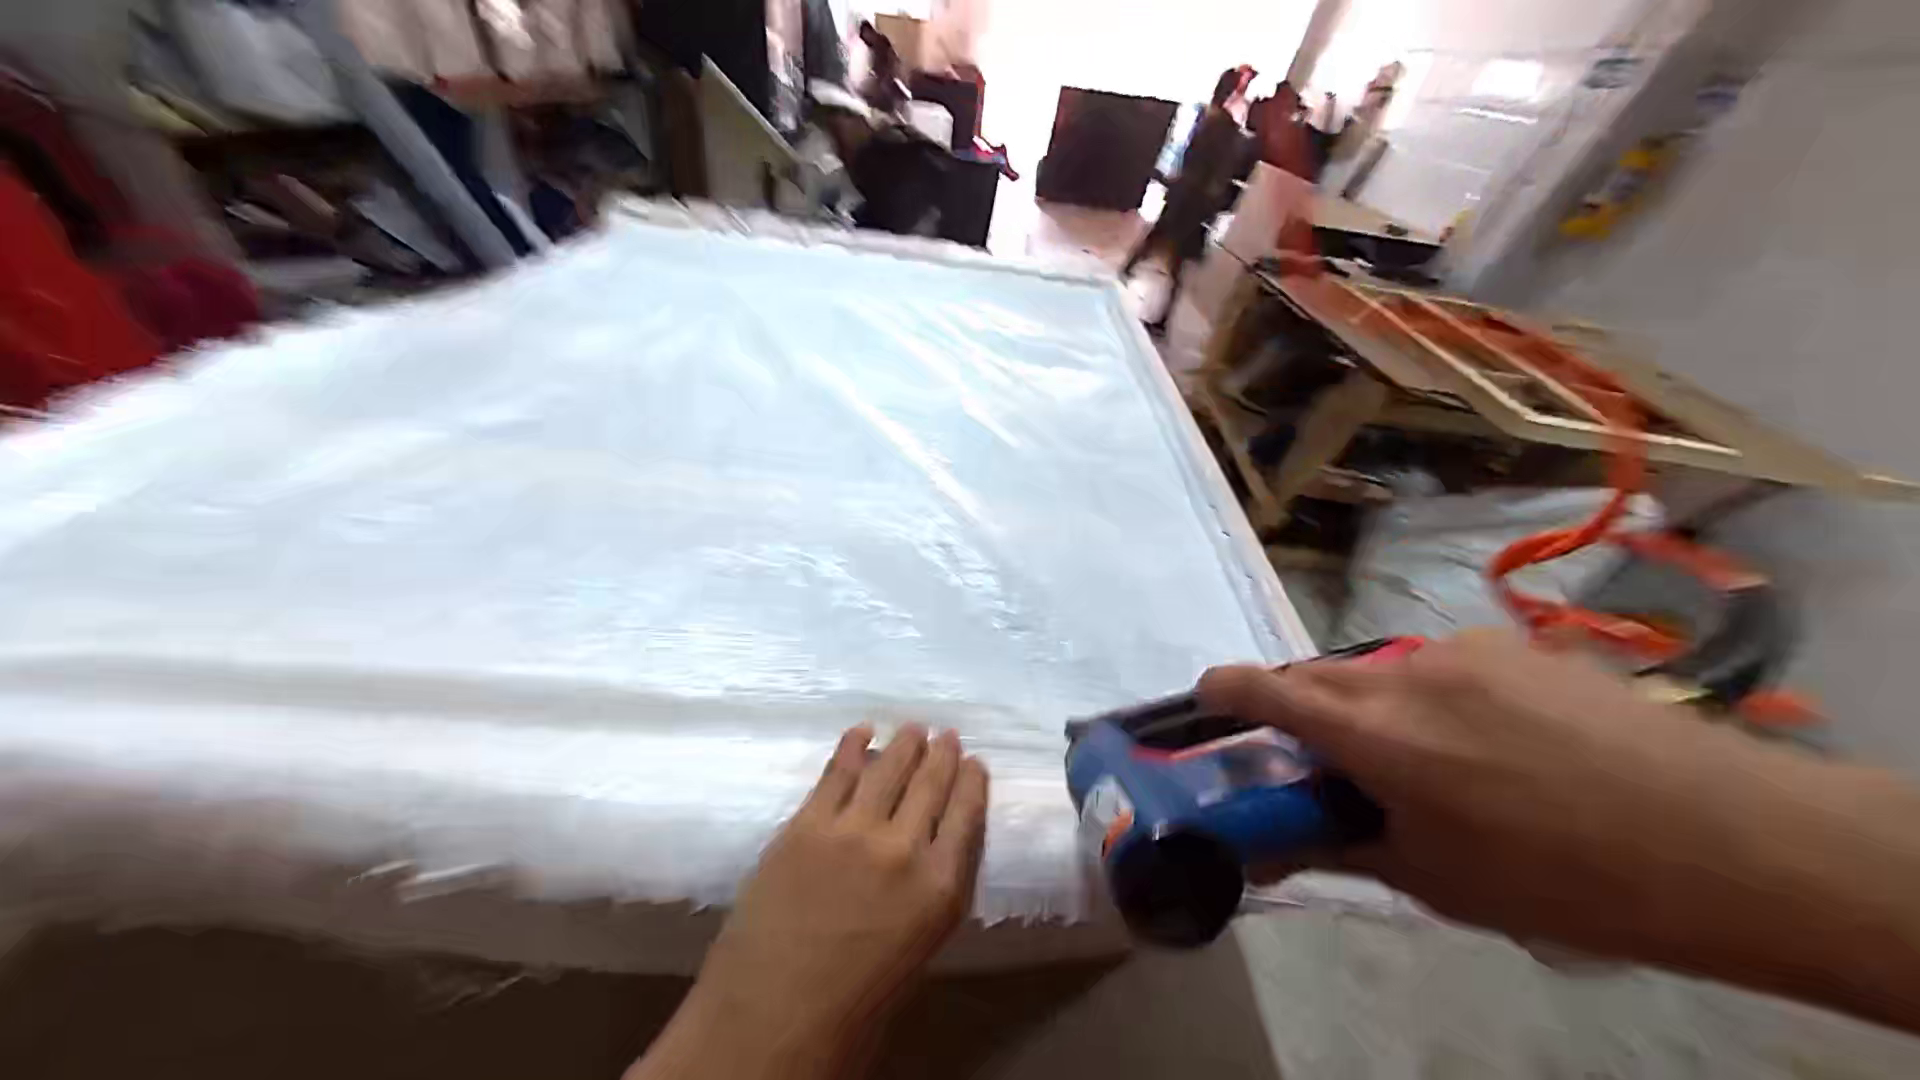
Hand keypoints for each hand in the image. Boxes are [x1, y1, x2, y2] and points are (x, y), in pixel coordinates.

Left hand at [631, 725, 988, 1079]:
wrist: (769, 1023)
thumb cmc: (855, 1005)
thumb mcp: (920, 946)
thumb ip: (931, 887)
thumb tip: (931, 841)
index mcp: (940, 888)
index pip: (968, 815)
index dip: (972, 782)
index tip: (974, 761)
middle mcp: (903, 848)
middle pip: (931, 784)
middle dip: (942, 754)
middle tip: (946, 734)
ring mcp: (852, 831)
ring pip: (887, 769)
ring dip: (904, 743)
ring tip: (913, 728)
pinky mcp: (806, 824)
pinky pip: (836, 773)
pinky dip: (852, 746)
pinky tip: (861, 731)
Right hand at [1197, 631, 1919, 1028]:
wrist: (1735, 840)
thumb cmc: (1562, 878)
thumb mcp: (1433, 882)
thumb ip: (1336, 848)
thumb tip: (1264, 851)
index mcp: (1372, 734)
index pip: (1263, 690)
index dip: (1223, 690)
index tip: (1208, 701)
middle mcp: (1400, 676)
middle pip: (1314, 677)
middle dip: (1301, 711)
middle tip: (1327, 758)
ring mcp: (1457, 651)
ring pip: (1375, 671)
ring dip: (1372, 707)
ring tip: (1429, 759)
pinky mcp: (1506, 644)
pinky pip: (1436, 665)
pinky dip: (1431, 696)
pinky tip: (1493, 739)